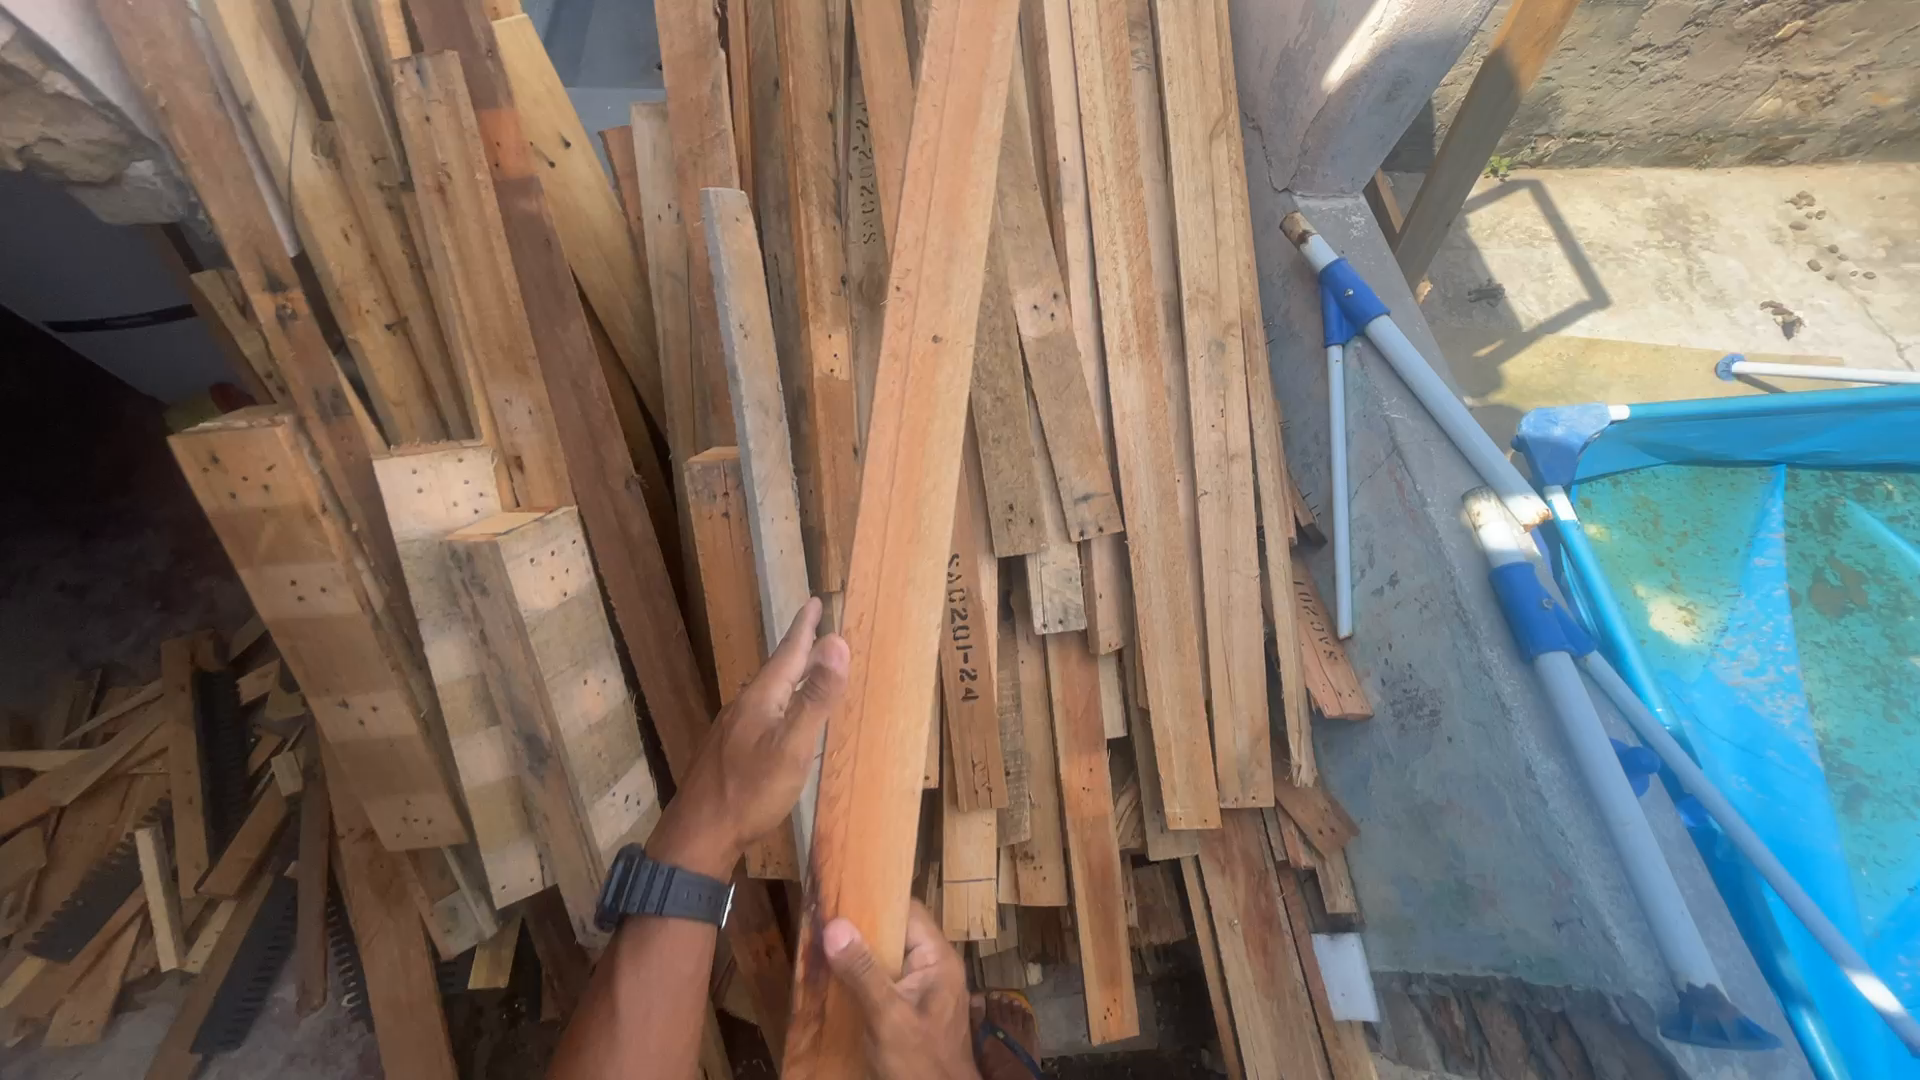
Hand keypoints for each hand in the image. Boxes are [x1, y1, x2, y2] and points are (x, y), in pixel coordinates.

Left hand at [648, 598, 848, 877]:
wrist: (697, 837)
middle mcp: (745, 707)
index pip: (789, 653)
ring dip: (790, 675)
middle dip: (799, 647)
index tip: (815, 600)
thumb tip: (838, 642)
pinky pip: (762, 713)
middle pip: (778, 669)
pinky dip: (780, 701)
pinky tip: (782, 718)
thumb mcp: (792, 745)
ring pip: (768, 692)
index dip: (805, 628)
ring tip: (805, 667)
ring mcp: (734, 730)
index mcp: (762, 698)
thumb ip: (816, 697)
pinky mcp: (730, 752)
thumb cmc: (750, 792)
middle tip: (815, 626)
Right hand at [823, 902, 980, 1079]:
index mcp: (938, 958)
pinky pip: (887, 983)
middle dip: (862, 930)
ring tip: (824, 946)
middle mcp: (934, 967)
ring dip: (860, 957)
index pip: (909, 911)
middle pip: (897, 934)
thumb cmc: (920, 1063)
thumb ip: (863, 972)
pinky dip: (865, 980)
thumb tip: (834, 925)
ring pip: (890, 959)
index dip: (877, 902)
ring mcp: (924, 989)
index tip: (842, 898)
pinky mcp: (913, 1010)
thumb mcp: (888, 1017)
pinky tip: (838, 982)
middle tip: (824, 923)